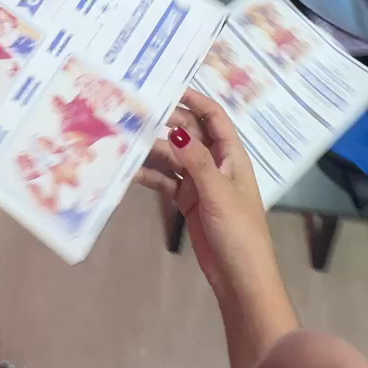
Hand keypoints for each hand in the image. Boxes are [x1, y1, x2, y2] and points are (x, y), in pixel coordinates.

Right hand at [137, 90, 281, 304]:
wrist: (240, 279)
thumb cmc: (238, 230)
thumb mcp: (218, 193)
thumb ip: (196, 161)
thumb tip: (175, 130)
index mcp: (231, 155)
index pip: (213, 117)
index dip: (194, 100)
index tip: (168, 88)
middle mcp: (215, 163)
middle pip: (189, 133)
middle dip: (166, 123)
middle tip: (137, 113)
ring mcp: (200, 182)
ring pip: (174, 156)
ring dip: (154, 149)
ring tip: (126, 139)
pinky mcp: (187, 200)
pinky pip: (166, 180)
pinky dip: (151, 175)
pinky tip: (130, 170)